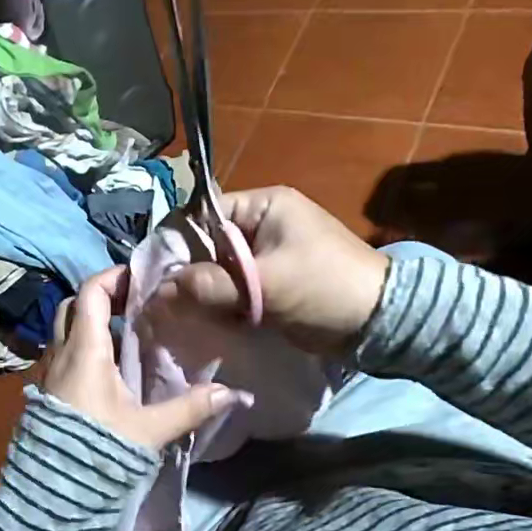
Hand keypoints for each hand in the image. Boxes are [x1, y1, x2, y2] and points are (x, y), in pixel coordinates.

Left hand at [40, 266, 243, 449]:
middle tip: (134, 303)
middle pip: (73, 306)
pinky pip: (65, 353)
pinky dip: (86, 346)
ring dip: (92, 323)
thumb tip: (232, 393)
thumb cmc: (99, 450)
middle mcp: (62, 354)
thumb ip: (190, 408)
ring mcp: (51, 373)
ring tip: (128, 333)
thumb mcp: (150, 429)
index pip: (91, 294)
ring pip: (67, 330)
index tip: (140, 277)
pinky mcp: (49, 392)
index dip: (113, 277)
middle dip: (101, 296)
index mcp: (85, 352)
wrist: (54, 491)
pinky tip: (111, 367)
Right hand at [150, 186, 390, 355]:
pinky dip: (224, 306)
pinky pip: (239, 291)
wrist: (378, 322)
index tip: (154, 274)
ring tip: (177, 317)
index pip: (204, 215)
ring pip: (222, 272)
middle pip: (210, 246)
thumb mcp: (265, 284)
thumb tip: (159, 291)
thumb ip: (211, 285)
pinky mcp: (275, 285)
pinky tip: (205, 324)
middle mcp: (263, 225)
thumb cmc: (324, 288)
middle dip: (188, 274)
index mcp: (264, 206)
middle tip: (161, 303)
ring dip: (205, 294)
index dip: (177, 243)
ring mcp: (269, 257)